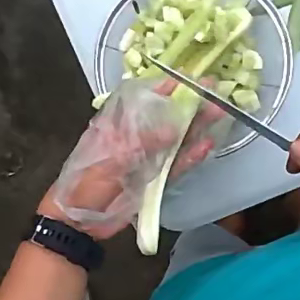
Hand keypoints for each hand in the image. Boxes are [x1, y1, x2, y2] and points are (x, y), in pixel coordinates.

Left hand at [43, 77, 226, 239]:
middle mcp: (135, 137)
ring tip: (220, 111)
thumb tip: (171, 130)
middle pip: (166, 116)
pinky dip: (191, 156)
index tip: (185, 77)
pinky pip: (177, 165)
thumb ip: (140, 144)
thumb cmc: (83, 185)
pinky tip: (207, 145)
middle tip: (213, 89)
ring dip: (197, 126)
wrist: (79, 223)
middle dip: (189, 104)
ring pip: (177, 139)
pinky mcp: (155, 179)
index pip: (143, 99)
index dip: (163, 87)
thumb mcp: (107, 160)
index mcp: (117, 125)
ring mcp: (147, 158)